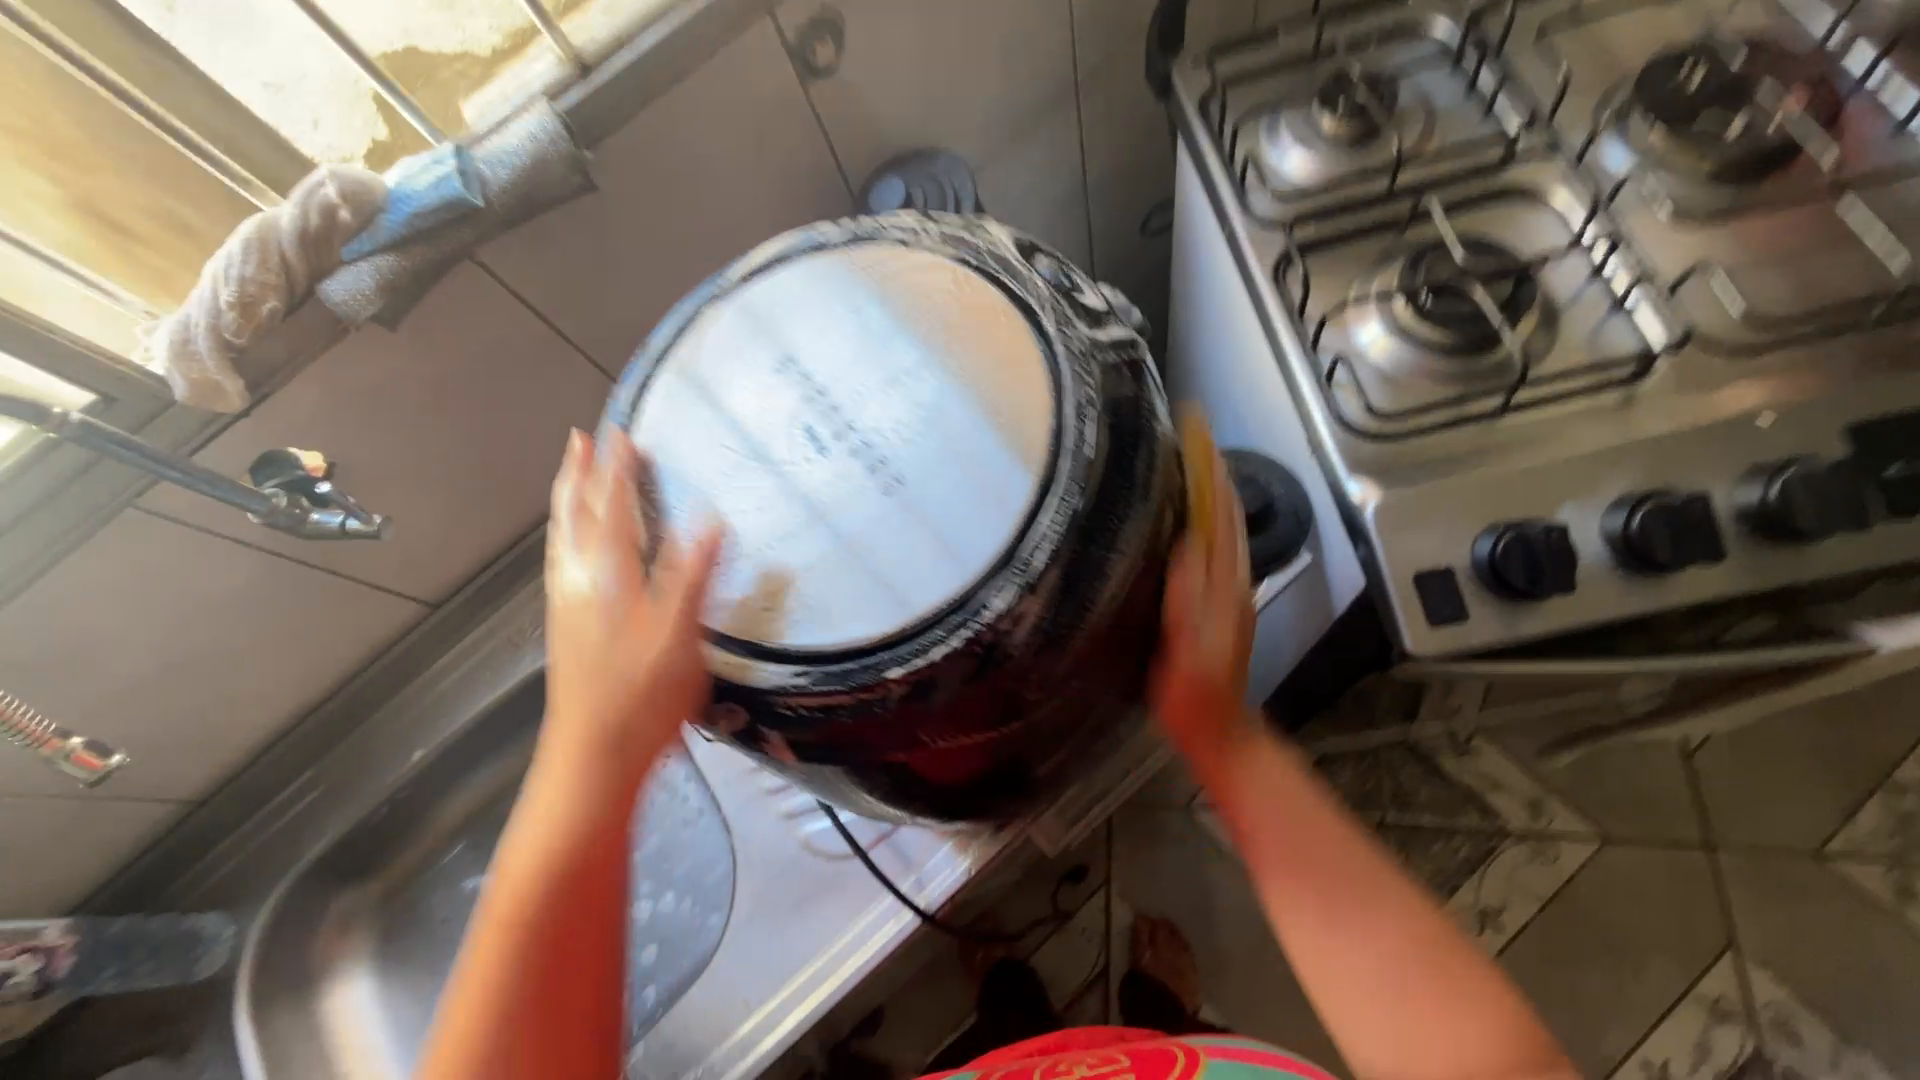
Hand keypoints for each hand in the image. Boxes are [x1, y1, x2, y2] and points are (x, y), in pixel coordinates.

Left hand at [538, 428, 722, 797]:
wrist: (594, 750)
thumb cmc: (641, 693)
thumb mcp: (678, 633)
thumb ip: (692, 573)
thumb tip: (710, 519)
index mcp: (608, 574)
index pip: (612, 508)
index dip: (617, 469)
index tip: (620, 433)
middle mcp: (579, 579)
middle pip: (575, 515)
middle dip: (581, 473)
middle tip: (582, 439)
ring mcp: (568, 602)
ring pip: (563, 537)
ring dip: (568, 499)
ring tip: (573, 476)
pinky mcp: (566, 623)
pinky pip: (562, 558)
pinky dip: (567, 533)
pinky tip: (573, 545)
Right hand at [1150, 446, 1256, 772]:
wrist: (1217, 729)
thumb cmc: (1192, 693)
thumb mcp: (1184, 647)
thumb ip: (1187, 595)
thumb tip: (1187, 540)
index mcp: (1224, 585)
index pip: (1219, 515)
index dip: (1209, 474)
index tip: (1196, 435)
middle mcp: (1233, 581)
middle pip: (1228, 516)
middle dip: (1213, 474)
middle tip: (1193, 438)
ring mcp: (1232, 592)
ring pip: (1226, 530)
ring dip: (1213, 494)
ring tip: (1194, 464)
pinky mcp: (1223, 602)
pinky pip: (1219, 547)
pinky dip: (1210, 520)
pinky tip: (1194, 519)